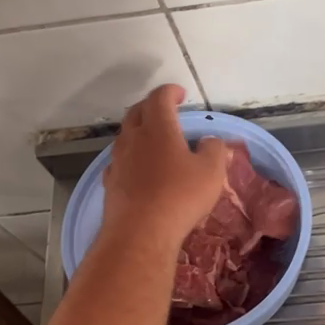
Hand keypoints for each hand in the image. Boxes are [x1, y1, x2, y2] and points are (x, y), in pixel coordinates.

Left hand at [102, 84, 229, 249]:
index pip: (160, 97)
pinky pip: (120, 160)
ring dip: (139, 131)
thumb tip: (209, 142)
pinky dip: (131, 157)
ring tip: (154, 139)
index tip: (180, 94)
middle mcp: (133, 138)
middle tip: (165, 111)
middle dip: (151, 107)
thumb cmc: (180, 196)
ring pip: (126, 136)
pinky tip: (139, 168)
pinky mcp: (110, 182)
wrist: (140, 233)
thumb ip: (214, 150)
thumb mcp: (211, 172)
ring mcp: (118, 160)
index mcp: (158, 127)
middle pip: (137, 112)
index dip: (170, 92)